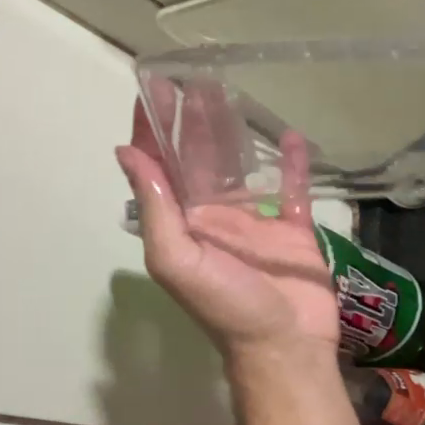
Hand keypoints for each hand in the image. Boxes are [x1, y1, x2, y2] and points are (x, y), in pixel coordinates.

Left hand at [117, 84, 338, 363]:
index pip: (162, 167)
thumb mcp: (177, 260)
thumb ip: (157, 208)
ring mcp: (258, 224)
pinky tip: (296, 139)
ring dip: (239, 135)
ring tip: (237, 97)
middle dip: (196, 123)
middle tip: (198, 80)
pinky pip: (294, 193)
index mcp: (183, 222)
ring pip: (246, 170)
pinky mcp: (296, 233)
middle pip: (204, 160)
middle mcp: (217, 217)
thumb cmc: (227, 307)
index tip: (152, 90)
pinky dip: (295, 167)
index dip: (154, 130)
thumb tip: (129, 152)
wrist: (285, 344)